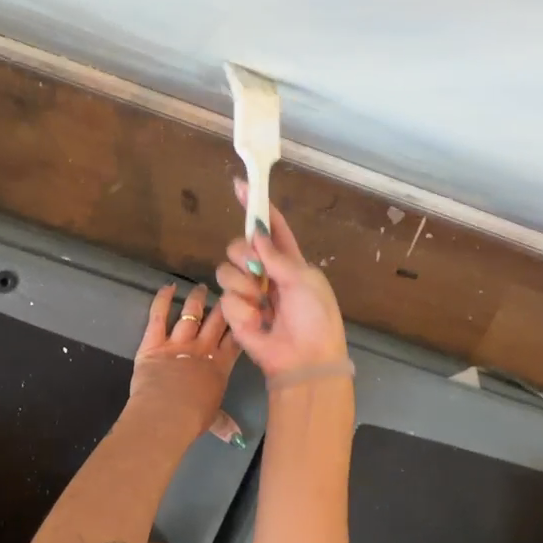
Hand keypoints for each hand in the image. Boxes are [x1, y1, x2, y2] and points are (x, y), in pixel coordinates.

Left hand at [128, 283, 236, 439]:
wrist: (166, 415)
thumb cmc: (192, 419)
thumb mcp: (212, 420)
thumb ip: (224, 424)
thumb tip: (238, 439)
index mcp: (220, 367)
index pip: (235, 339)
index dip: (240, 324)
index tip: (245, 311)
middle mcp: (202, 349)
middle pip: (217, 321)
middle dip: (223, 306)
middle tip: (227, 292)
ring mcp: (178, 343)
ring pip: (191, 314)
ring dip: (197, 300)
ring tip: (201, 288)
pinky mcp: (153, 342)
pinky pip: (158, 316)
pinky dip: (162, 300)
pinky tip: (167, 287)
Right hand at [213, 179, 347, 377]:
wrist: (304, 357)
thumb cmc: (315, 318)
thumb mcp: (304, 280)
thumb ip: (277, 256)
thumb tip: (256, 234)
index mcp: (288, 259)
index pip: (270, 227)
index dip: (256, 206)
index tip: (241, 184)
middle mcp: (265, 272)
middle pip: (239, 246)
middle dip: (245, 255)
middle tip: (260, 272)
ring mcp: (248, 293)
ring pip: (226, 271)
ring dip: (244, 286)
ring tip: (262, 304)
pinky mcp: (235, 313)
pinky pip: (226, 298)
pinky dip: (242, 309)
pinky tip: (257, 322)